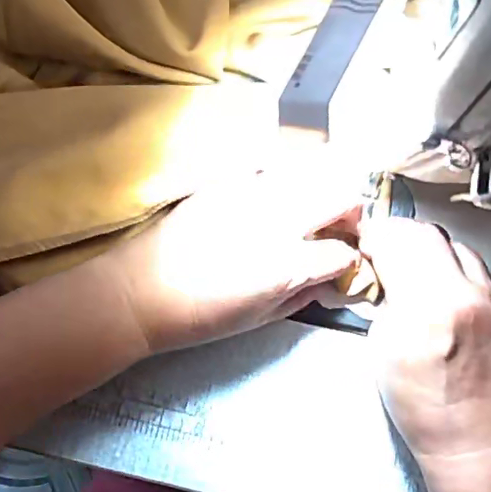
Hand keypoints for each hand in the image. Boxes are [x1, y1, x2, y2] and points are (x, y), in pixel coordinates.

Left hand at [83, 164, 365, 355]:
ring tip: (307, 211)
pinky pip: (268, 172)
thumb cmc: (198, 317)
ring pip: (309, 172)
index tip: (343, 263)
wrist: (139, 291)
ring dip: (319, 190)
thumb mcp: (258, 319)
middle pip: (340, 195)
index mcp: (286, 263)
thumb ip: (301, 294)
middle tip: (340, 227)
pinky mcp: (224, 182)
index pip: (343, 251)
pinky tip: (267, 204)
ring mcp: (249, 194)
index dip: (350, 260)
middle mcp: (275, 220)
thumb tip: (326, 280)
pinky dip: (280, 184)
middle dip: (350, 211)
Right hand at [358, 217, 490, 466]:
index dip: (376, 235)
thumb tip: (381, 269)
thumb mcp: (381, 345)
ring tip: (414, 272)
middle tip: (384, 250)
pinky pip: (478, 273)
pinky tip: (442, 293)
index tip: (364, 241)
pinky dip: (454, 273)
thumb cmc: (417, 400)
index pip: (400, 241)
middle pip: (431, 234)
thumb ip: (384, 299)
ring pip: (458, 248)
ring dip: (431, 252)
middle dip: (402, 236)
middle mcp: (470, 295)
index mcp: (430, 307)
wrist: (471, 434)